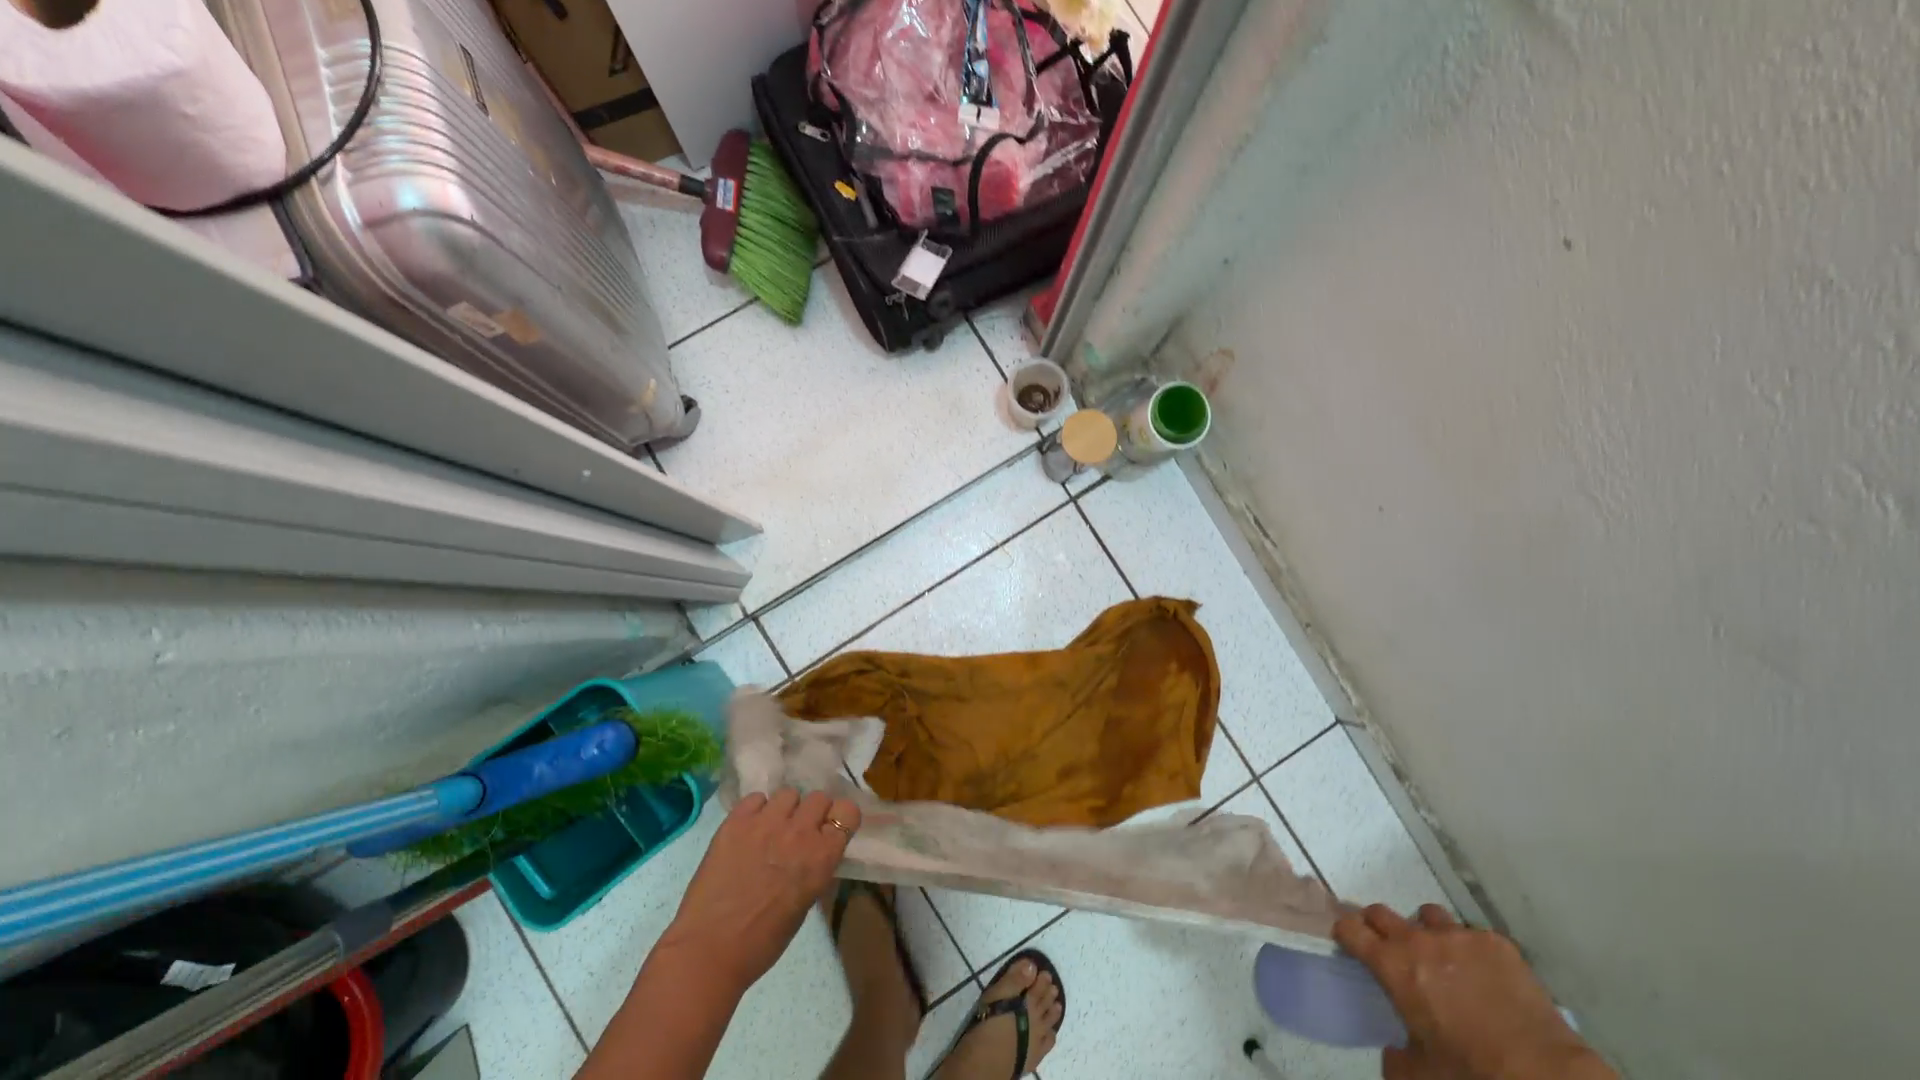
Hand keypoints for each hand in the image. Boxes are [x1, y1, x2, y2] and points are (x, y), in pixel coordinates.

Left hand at [656, 788, 861, 990]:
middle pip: (818, 797)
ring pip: (787, 794)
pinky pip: (755, 798)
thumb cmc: (764, 940)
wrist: (711, 947)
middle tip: (798, 832)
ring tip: (770, 830)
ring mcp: (765, 823)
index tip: (829, 830)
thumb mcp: (806, 903)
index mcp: (822, 857)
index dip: (839, 819)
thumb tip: (815, 852)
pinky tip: (747, 831)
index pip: (847, 811)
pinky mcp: (735, 821)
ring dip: (784, 810)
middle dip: (812, 812)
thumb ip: (815, 868)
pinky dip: (755, 811)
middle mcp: (799, 832)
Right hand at [1335, 904, 1615, 1079]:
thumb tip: (1394, 1048)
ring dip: (1425, 931)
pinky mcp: (1497, 943)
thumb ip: (1394, 1054)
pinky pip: (1471, 934)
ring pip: (1428, 915)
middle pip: (1381, 913)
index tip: (1348, 941)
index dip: (1344, 932)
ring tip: (1439, 957)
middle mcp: (1420, 941)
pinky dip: (1468, 948)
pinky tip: (1482, 974)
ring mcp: (1460, 936)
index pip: (1350, 928)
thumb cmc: (1467, 1069)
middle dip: (1378, 927)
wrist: (1538, 1070)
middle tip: (1388, 949)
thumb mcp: (1416, 1072)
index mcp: (1393, 966)